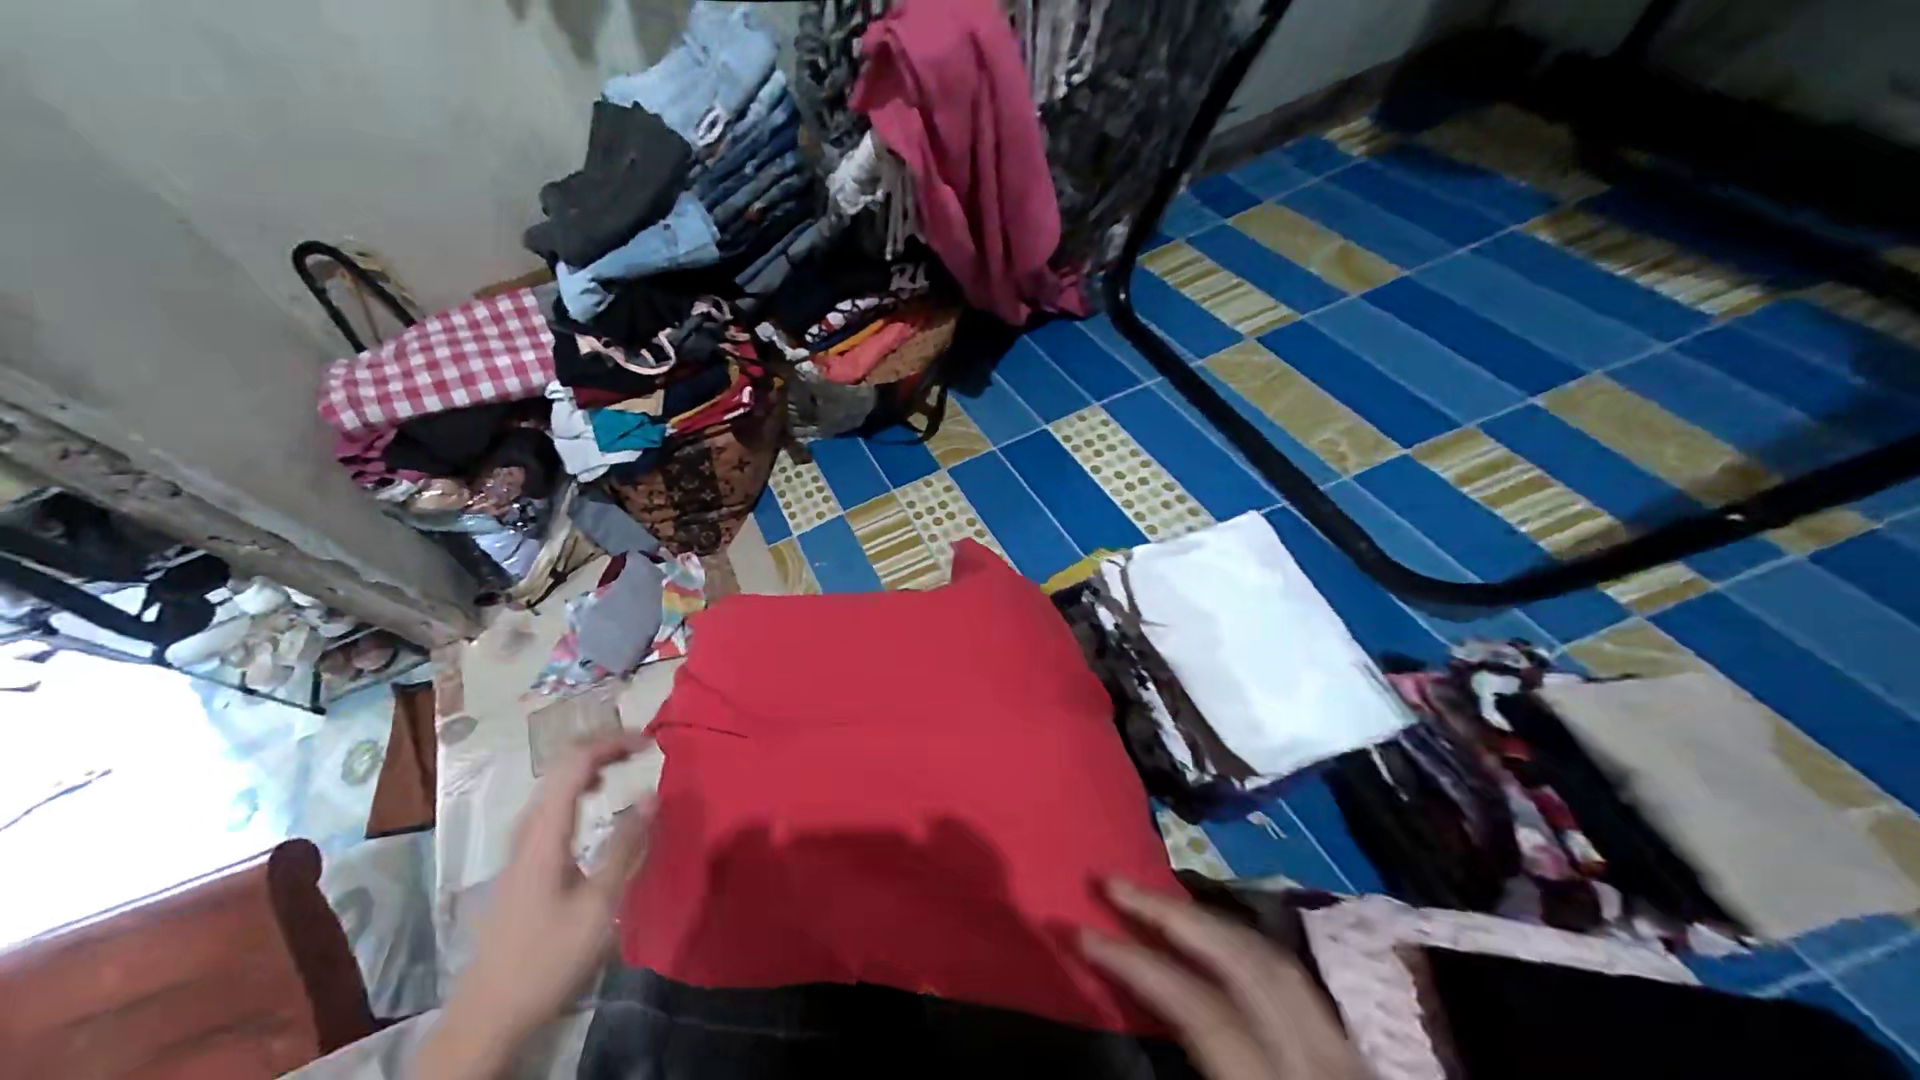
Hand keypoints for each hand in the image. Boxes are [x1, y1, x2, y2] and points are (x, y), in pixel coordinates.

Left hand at [417, 731, 655, 1079]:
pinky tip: (594, 802)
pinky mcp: (521, 863)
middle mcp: (527, 831)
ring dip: (589, 766)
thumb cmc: (548, 958)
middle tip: (641, 746)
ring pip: (553, 786)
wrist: (488, 1016)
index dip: (612, 743)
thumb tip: (652, 794)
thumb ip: (626, 845)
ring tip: (624, 764)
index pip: (575, 765)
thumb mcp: (600, 905)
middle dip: (602, 747)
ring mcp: (519, 847)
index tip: (650, 741)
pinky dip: (577, 788)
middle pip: (559, 767)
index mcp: (544, 834)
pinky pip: (551, 805)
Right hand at [1080, 879, 1363, 1079]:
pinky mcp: (1356, 1059)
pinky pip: (1291, 981)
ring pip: (1274, 959)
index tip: (1082, 932)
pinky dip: (1240, 947)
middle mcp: (1323, 1065)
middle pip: (1244, 961)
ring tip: (1153, 902)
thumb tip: (1128, 1025)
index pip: (1201, 1009)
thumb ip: (1177, 1074)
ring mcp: (1350, 1058)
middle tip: (1113, 883)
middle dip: (1171, 913)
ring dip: (1206, 920)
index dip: (1137, 964)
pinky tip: (1210, 941)